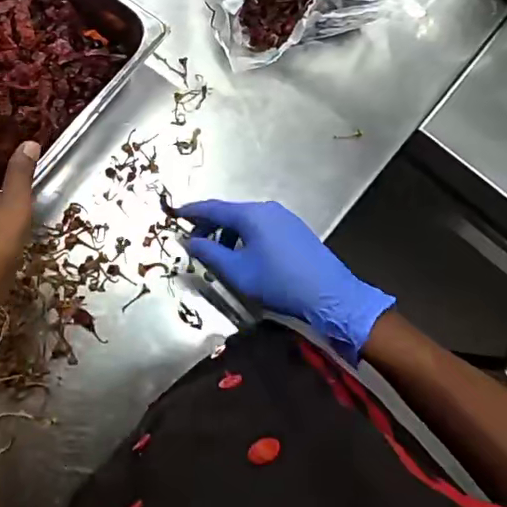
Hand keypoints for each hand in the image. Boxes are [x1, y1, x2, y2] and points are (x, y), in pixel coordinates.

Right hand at [178, 199, 393, 362]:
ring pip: (246, 220)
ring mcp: (284, 218)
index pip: (212, 207)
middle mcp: (267, 209)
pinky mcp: (296, 231)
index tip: (173, 214)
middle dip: (209, 225)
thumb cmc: (280, 283)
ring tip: (218, 254)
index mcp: (251, 214)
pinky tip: (243, 256)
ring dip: (227, 233)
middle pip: (229, 212)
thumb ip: (209, 253)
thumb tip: (188, 241)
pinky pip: (261, 227)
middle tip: (194, 241)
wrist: (333, 298)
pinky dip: (245, 236)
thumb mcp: (238, 272)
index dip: (191, 212)